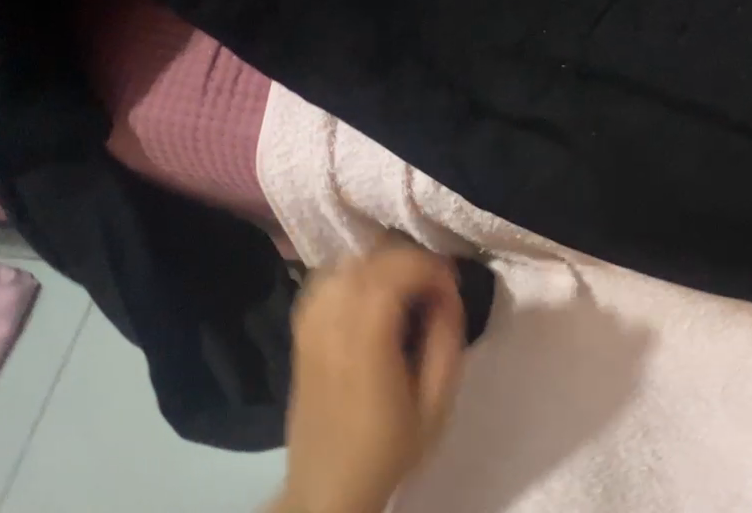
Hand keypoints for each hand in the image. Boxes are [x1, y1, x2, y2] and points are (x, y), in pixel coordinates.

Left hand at [271, 239, 466, 512]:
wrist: (327, 490)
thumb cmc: (388, 449)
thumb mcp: (436, 406)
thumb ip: (447, 343)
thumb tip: (449, 295)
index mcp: (366, 350)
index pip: (392, 277)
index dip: (428, 268)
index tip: (451, 287)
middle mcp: (331, 333)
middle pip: (367, 263)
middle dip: (410, 260)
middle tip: (436, 285)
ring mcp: (310, 333)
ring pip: (342, 267)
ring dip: (380, 263)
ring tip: (406, 284)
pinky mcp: (300, 337)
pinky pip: (321, 283)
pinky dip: (350, 272)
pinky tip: (370, 288)